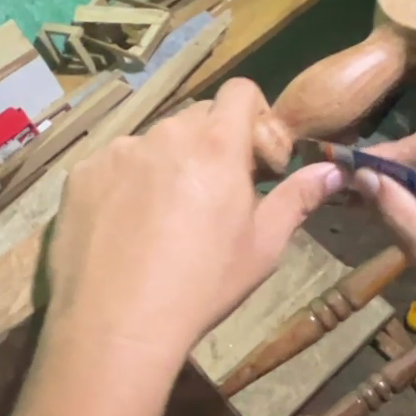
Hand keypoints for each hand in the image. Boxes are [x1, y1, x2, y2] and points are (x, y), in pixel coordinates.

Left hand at [47, 78, 343, 360]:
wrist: (116, 324)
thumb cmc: (203, 286)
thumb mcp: (263, 247)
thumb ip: (298, 198)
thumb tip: (333, 171)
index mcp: (217, 144)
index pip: (240, 90)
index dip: (253, 117)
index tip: (255, 161)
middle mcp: (166, 133)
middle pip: (198, 116)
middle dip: (212, 143)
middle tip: (212, 194)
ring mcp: (118, 151)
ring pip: (154, 141)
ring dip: (168, 162)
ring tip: (162, 218)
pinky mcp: (82, 172)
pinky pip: (114, 163)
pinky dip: (126, 182)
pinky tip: (123, 227)